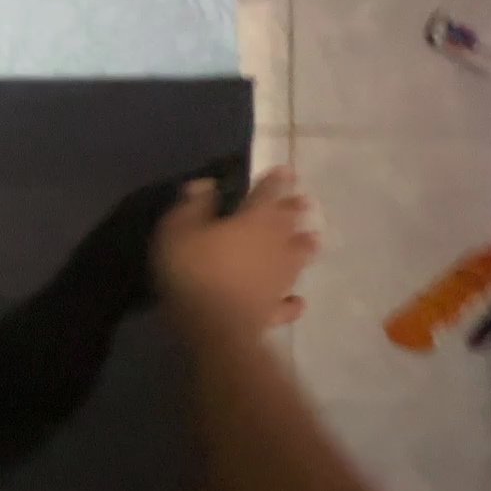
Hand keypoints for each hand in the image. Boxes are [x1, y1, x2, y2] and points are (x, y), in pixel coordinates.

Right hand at [154, 167, 319, 336]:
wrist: (214, 320)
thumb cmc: (191, 266)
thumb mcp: (178, 228)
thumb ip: (193, 206)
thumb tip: (205, 183)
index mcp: (251, 224)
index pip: (266, 196)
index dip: (275, 183)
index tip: (287, 170)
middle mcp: (275, 248)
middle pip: (287, 226)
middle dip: (294, 211)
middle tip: (306, 201)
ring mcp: (279, 279)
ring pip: (297, 258)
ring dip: (305, 248)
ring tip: (312, 240)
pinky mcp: (274, 306)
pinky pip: (288, 301)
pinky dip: (293, 299)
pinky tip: (296, 299)